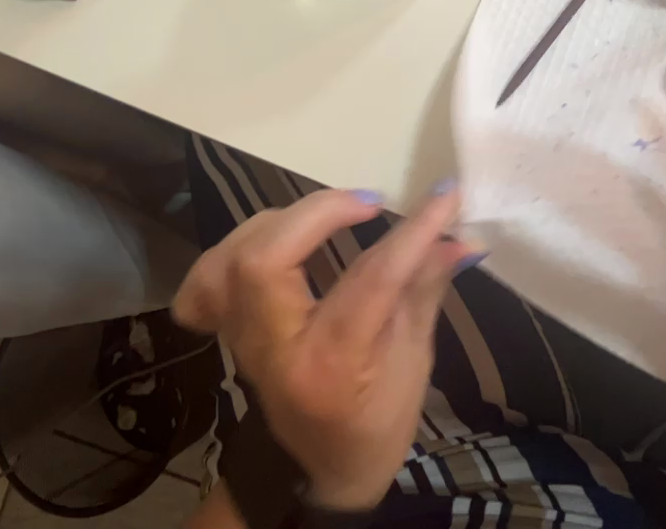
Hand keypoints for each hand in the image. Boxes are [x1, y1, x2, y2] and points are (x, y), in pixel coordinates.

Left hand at [172, 186, 475, 509]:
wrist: (317, 467)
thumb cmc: (375, 423)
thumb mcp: (414, 363)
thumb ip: (425, 288)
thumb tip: (457, 236)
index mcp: (329, 366)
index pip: (369, 282)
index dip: (411, 234)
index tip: (443, 198)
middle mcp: (272, 347)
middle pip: (267, 259)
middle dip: (320, 212)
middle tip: (368, 202)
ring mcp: (238, 335)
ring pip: (235, 254)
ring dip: (285, 220)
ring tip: (330, 215)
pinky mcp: (225, 324)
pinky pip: (209, 273)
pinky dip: (236, 243)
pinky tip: (274, 237)